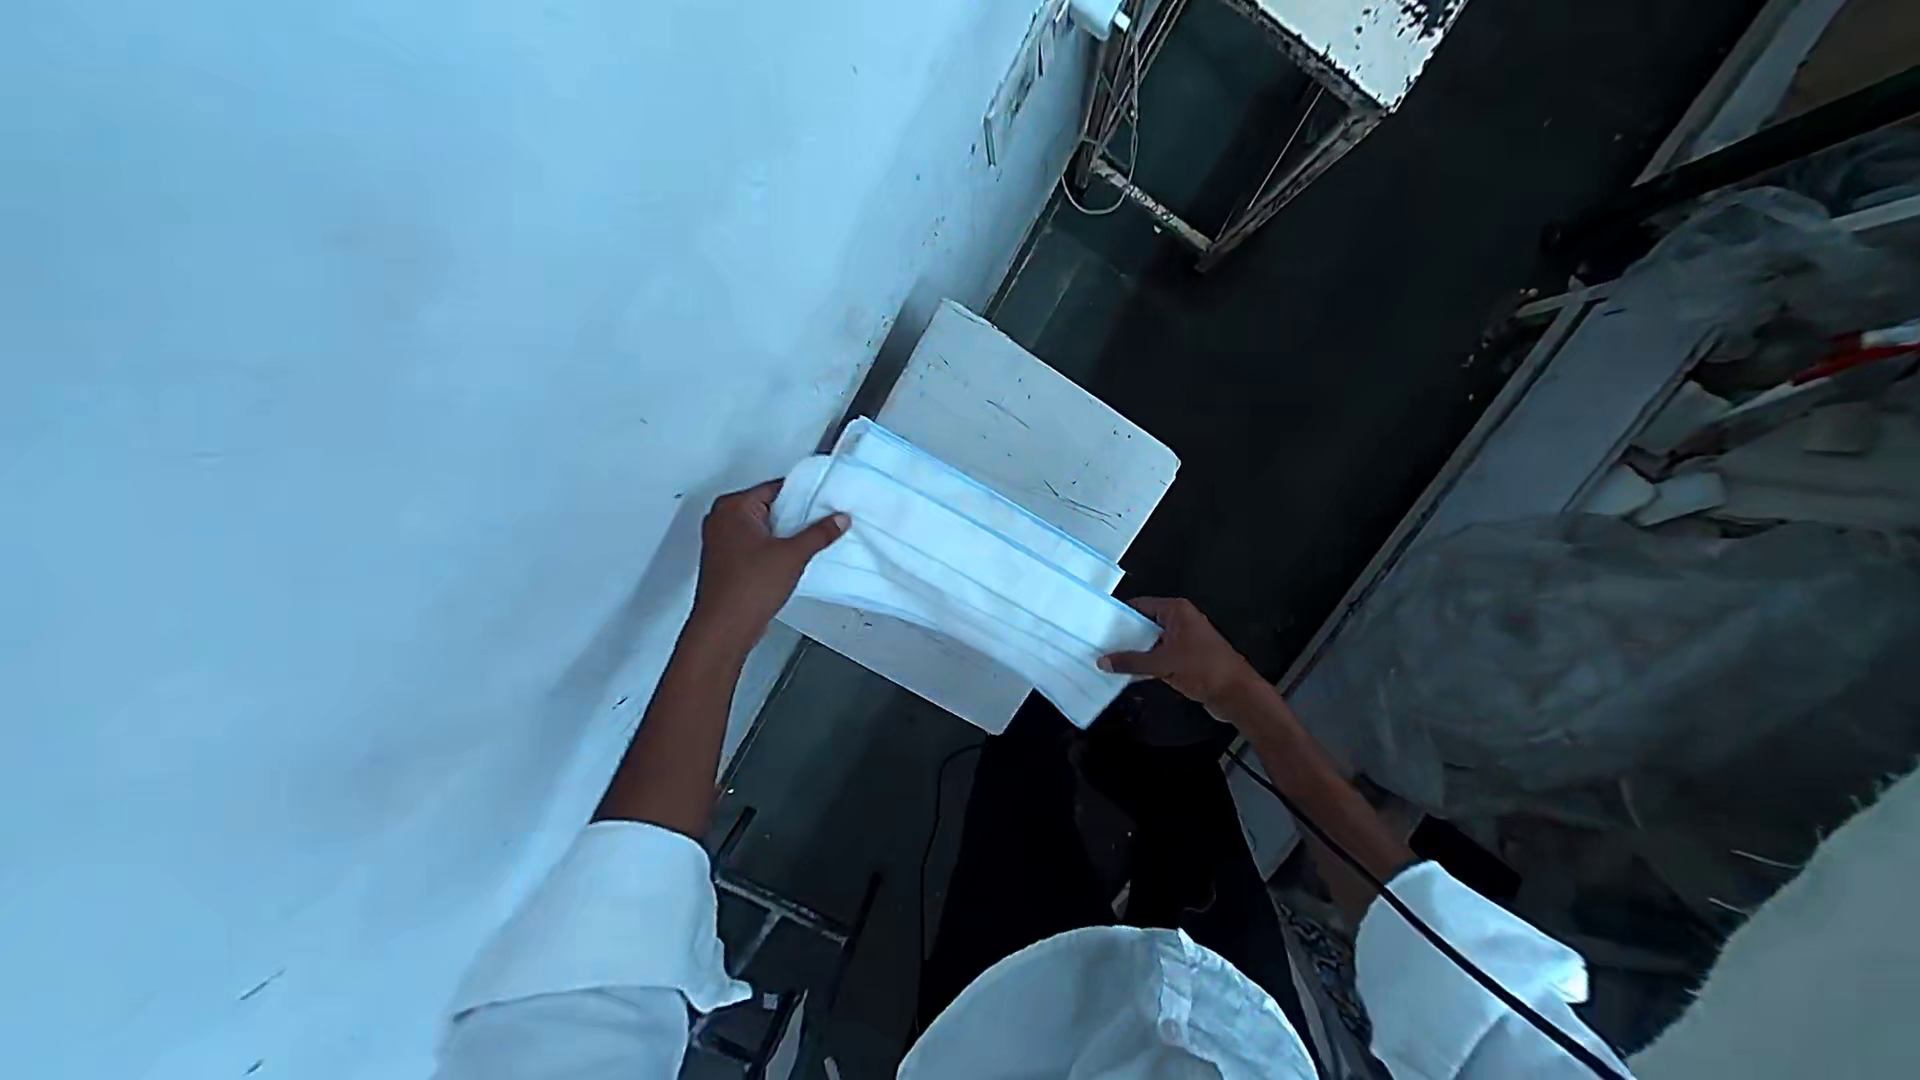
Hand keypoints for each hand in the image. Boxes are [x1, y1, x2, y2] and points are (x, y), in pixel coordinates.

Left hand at [688, 480, 847, 652]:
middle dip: (795, 515)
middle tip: (820, 522)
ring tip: (805, 544)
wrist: (726, 627)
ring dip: (784, 534)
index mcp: (732, 507)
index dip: (804, 495)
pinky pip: (755, 544)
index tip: (823, 502)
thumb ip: (820, 533)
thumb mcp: (794, 554)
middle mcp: (721, 520)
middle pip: (769, 506)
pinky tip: (790, 560)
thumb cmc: (745, 589)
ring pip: (762, 527)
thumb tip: (837, 520)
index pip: (776, 487)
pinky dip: (773, 549)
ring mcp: (721, 541)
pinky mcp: (726, 561)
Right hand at [1099, 597, 1261, 707]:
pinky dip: (1146, 663)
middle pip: (1144, 623)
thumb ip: (1131, 662)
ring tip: (1110, 659)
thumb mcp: (1162, 664)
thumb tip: (1104, 661)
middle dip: (1124, 635)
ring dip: (1135, 652)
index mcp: (1177, 611)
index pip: (1140, 605)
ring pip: (1151, 642)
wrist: (1237, 694)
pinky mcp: (1186, 658)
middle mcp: (1180, 621)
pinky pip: (1159, 656)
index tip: (1100, 624)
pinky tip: (1128, 672)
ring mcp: (1184, 640)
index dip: (1119, 614)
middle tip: (1101, 643)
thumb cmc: (1205, 669)